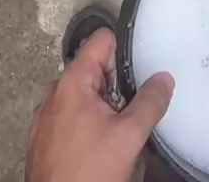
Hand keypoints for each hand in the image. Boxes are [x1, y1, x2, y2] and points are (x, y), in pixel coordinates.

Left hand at [25, 27, 173, 181]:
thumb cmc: (86, 173)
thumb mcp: (128, 135)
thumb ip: (149, 102)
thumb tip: (163, 79)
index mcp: (73, 80)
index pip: (102, 40)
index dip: (124, 50)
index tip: (138, 68)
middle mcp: (55, 92)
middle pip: (95, 70)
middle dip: (117, 87)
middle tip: (130, 111)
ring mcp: (47, 116)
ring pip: (85, 97)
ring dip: (104, 109)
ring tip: (117, 133)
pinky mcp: (45, 138)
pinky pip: (72, 118)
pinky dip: (87, 125)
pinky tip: (99, 147)